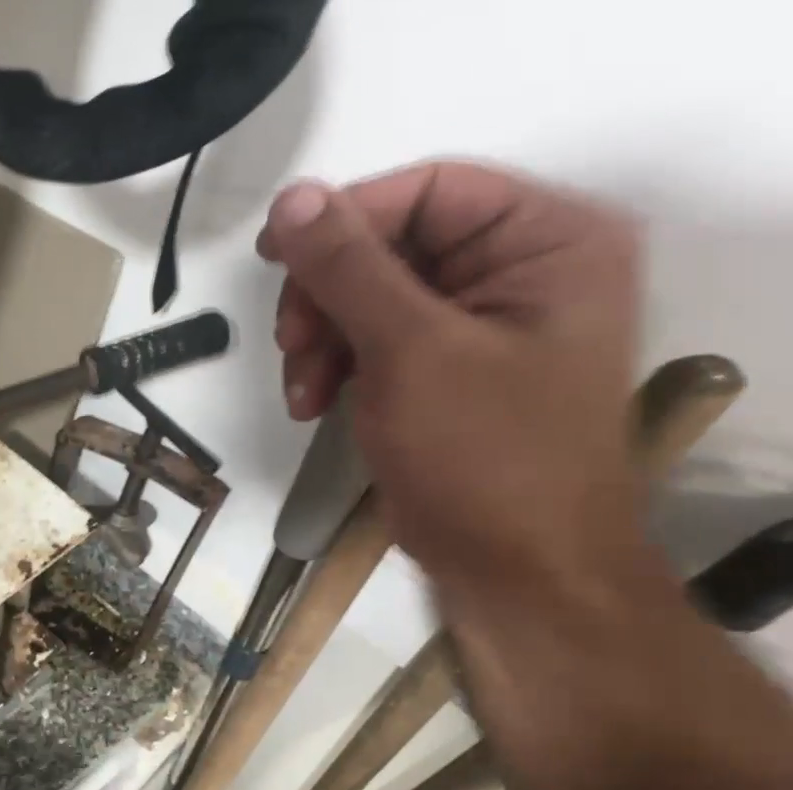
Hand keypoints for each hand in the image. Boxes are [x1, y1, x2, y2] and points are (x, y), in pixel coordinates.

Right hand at [258, 162, 646, 609]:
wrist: (513, 567)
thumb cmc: (484, 453)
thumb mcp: (410, 350)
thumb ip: (349, 268)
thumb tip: (291, 197)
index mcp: (549, 239)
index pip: (427, 189)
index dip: (344, 219)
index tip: (273, 262)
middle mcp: (520, 266)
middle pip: (388, 241)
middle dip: (326, 296)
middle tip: (292, 346)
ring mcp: (478, 319)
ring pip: (364, 293)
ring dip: (318, 338)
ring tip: (305, 392)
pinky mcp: (441, 364)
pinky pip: (368, 336)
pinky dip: (331, 365)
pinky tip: (314, 404)